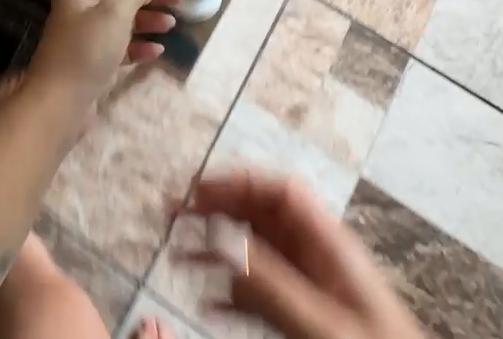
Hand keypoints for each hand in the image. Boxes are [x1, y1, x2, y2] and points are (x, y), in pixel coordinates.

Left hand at [26, 0, 181, 104]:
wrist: (60, 101)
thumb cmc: (87, 48)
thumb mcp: (115, 13)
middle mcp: (79, 8)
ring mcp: (85, 36)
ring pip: (119, 19)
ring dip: (146, 18)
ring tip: (172, 24)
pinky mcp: (92, 61)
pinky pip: (119, 46)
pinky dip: (138, 45)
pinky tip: (157, 50)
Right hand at [182, 171, 424, 338]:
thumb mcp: (323, 322)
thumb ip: (273, 283)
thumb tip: (221, 238)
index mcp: (330, 244)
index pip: (282, 190)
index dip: (239, 180)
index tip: (196, 188)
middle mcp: (316, 257)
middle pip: (261, 215)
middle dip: (215, 209)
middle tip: (172, 212)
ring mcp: (308, 287)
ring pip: (253, 253)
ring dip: (213, 249)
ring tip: (174, 253)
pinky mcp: (301, 317)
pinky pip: (257, 294)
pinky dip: (228, 293)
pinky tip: (204, 304)